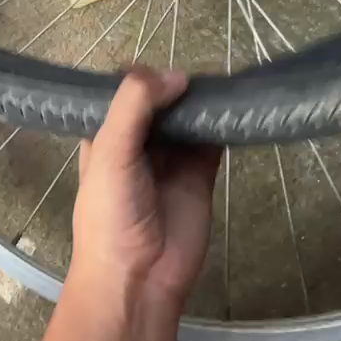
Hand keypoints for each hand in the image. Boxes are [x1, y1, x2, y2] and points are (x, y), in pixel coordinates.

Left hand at [68, 68, 220, 306]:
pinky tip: (234, 104)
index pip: (121, 90)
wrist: (138, 278)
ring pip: (188, 115)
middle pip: (159, 99)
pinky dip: (223, 122)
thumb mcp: (110, 151)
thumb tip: (178, 75)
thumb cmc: (110, 213)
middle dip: (175, 82)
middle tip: (200, 65)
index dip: (140, 74)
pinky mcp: (200, 173)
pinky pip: (213, 139)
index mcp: (105, 132)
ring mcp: (171, 156)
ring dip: (201, 98)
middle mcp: (138, 140)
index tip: (160, 62)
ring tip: (221, 76)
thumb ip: (135, 106)